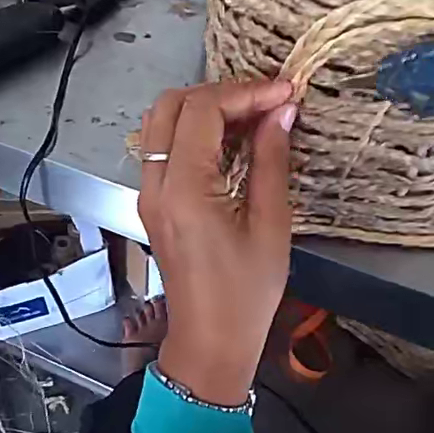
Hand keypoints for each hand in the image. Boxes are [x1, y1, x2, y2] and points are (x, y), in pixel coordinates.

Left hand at [137, 81, 296, 406]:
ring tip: (253, 116)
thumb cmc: (245, 295)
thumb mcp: (270, 225)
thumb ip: (271, 161)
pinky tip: (232, 140)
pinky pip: (166, 149)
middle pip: (171, 105)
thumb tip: (281, 113)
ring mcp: (149, 194)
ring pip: (163, 123)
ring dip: (205, 109)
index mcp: (183, 190)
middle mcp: (156, 186)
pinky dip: (195, 132)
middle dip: (220, 93)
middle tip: (266, 100)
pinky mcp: (154, 203)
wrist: (211, 340)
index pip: (202, 111)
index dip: (246, 92)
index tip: (284, 92)